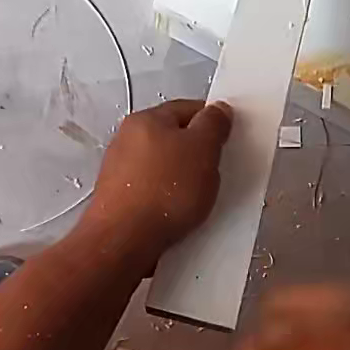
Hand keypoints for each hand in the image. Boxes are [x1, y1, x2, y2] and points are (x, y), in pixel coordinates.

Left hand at [81, 99, 231, 257]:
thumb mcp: (203, 149)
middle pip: (174, 139)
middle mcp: (128, 141)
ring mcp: (121, 171)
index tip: (227, 137)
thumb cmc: (163, 193)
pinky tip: (180, 215)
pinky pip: (156, 194)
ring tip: (198, 198)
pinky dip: (171, 201)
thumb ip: (213, 124)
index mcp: (147, 120)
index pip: (187, 109)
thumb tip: (218, 110)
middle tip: (215, 170)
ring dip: (184, 181)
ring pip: (165, 169)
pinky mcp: (122, 200)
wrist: (125, 240)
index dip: (212, 121)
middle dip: (198, 154)